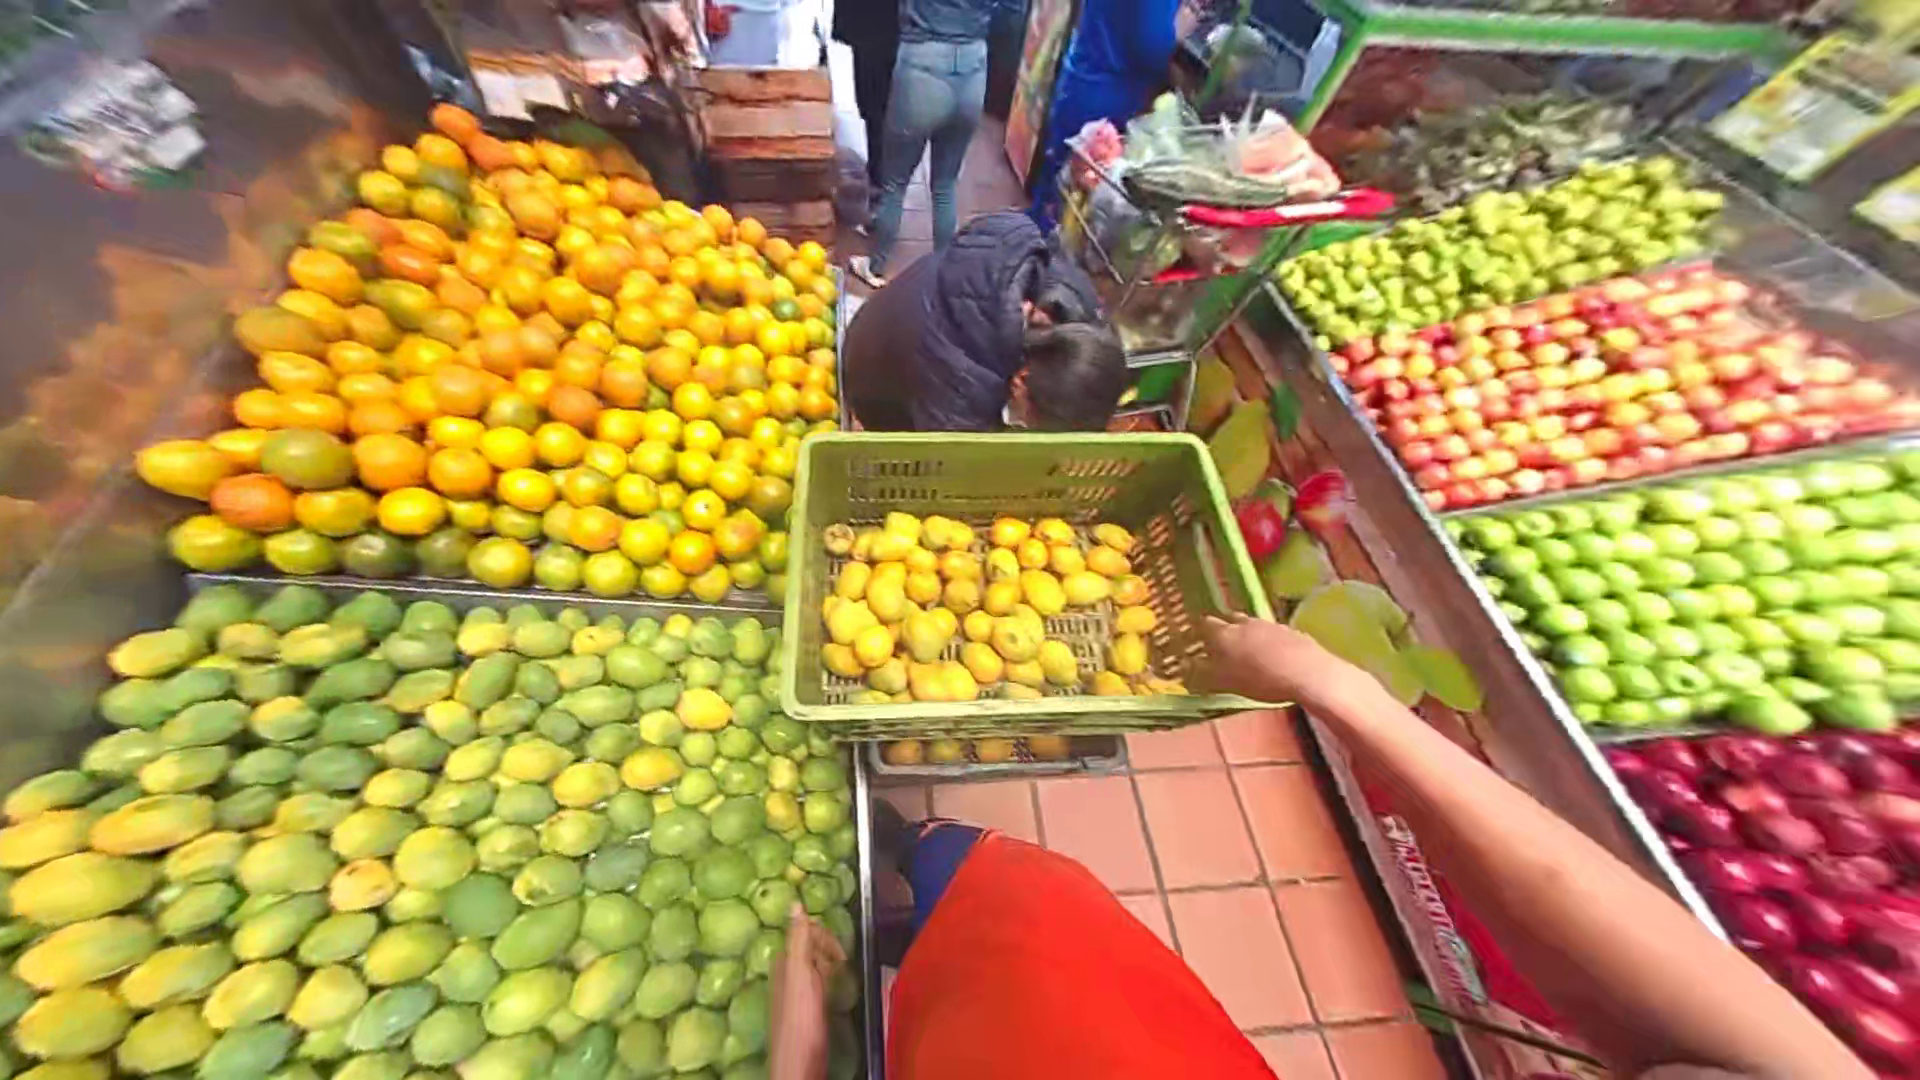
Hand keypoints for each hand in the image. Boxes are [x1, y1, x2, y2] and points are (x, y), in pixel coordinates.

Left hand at [768, 904, 844, 1079]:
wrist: (799, 1067)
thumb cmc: (801, 1018)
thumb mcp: (800, 972)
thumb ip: (798, 939)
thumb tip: (795, 902)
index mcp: (783, 962)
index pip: (803, 932)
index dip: (823, 935)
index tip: (840, 950)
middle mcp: (785, 974)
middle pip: (808, 947)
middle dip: (828, 947)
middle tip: (843, 961)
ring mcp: (793, 993)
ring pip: (813, 964)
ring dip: (828, 963)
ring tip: (842, 971)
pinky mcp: (803, 1010)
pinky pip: (816, 983)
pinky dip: (827, 980)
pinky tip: (834, 989)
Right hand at [1196, 614, 1364, 710]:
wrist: (1308, 673)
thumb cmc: (1259, 679)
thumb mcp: (1223, 682)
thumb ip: (1201, 673)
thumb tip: (1184, 665)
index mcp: (1223, 634)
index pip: (1205, 624)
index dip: (1200, 629)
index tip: (1197, 637)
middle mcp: (1244, 624)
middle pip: (1230, 619)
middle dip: (1225, 628)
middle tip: (1223, 643)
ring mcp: (1270, 625)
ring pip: (1253, 625)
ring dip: (1248, 634)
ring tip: (1250, 650)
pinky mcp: (1293, 632)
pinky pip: (1274, 633)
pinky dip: (1270, 641)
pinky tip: (1275, 656)